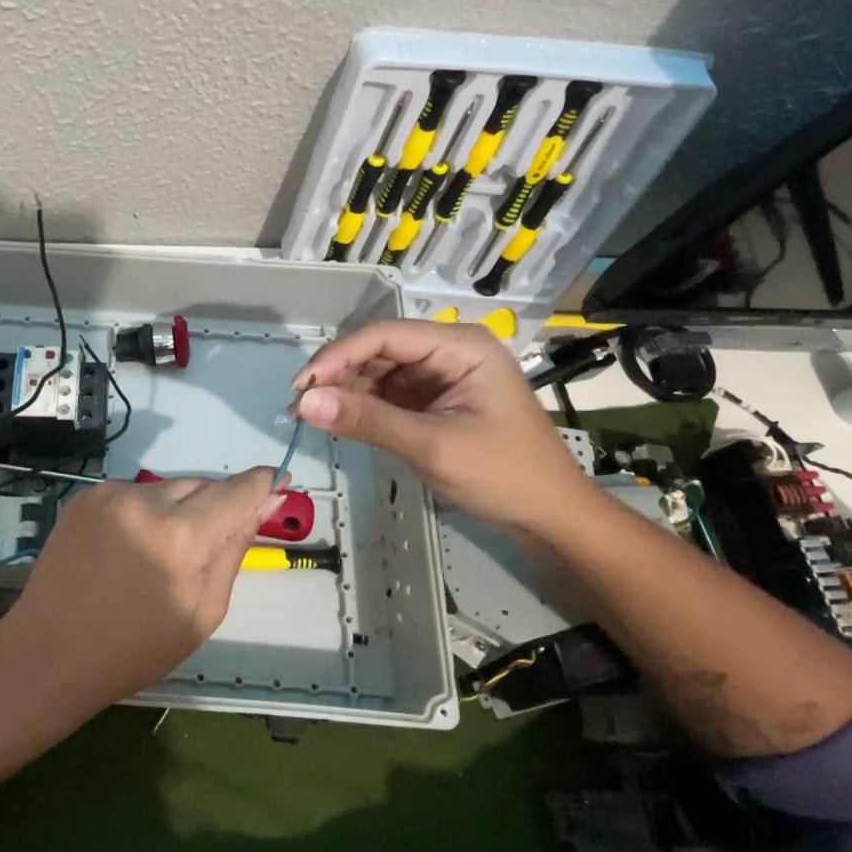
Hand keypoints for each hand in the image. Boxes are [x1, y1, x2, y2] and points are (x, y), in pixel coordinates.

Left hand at [1, 468, 283, 708]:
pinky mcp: (85, 497)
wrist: (50, 652)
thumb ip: (233, 549)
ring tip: (162, 555)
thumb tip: (265, 502)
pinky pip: (134, 492)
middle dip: (216, 504)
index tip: (278, 482)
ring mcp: (109, 494)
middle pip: (201, 484)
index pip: (236, 490)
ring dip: (179, 508)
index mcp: (180, 536)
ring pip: (167, 487)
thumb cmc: (135, 649)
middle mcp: (144, 501)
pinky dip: (145, 511)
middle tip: (209, 545)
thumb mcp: (202, 612)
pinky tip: (131, 548)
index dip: (261, 484)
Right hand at [292, 320, 597, 529]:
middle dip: (339, 376)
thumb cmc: (503, 474)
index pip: (384, 335)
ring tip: (311, 418)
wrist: (551, 516)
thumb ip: (368, 420)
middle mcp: (450, 352)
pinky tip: (340, 422)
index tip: (301, 387)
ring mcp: (443, 377)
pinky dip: (364, 408)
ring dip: (347, 393)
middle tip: (300, 409)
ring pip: (380, 373)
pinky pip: (390, 395)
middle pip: (379, 351)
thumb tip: (305, 403)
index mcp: (461, 346)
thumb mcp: (431, 445)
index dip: (337, 357)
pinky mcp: (437, 402)